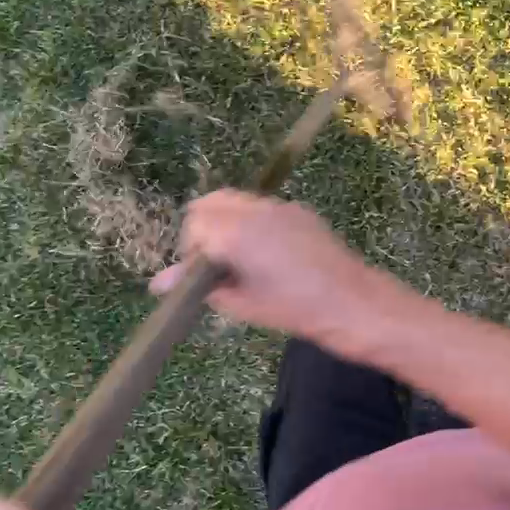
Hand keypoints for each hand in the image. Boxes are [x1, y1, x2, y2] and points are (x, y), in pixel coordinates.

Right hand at [150, 189, 409, 342]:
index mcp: (237, 231)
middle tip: (214, 263)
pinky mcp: (300, 210)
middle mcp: (256, 209)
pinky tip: (266, 254)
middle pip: (212, 202)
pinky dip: (252, 221)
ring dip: (228, 222)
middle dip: (205, 228)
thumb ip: (200, 286)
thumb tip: (158, 284)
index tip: (200, 275)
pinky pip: (263, 207)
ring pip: (238, 201)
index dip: (191, 249)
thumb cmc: (294, 309)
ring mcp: (281, 206)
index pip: (195, 222)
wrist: (351, 301)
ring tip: (238, 259)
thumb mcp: (242, 303)